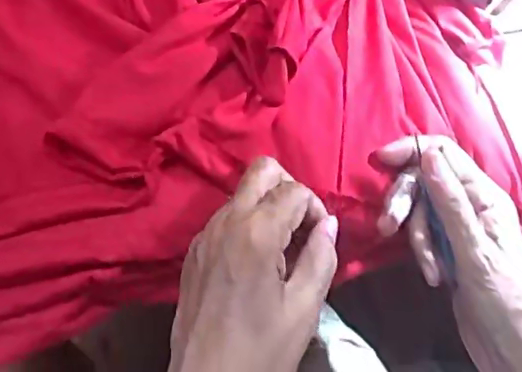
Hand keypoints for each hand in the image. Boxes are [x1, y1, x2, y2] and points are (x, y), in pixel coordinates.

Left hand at [170, 157, 338, 371]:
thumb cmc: (259, 352)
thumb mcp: (303, 310)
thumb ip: (321, 258)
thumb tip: (328, 224)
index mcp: (257, 231)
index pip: (295, 190)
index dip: (316, 208)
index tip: (320, 240)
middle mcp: (227, 220)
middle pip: (262, 169)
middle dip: (288, 187)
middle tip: (300, 225)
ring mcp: (205, 234)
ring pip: (242, 191)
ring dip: (266, 204)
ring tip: (280, 248)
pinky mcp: (193, 251)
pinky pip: (225, 216)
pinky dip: (246, 223)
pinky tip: (254, 261)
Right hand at [376, 137, 521, 371]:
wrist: (518, 358)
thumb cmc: (507, 303)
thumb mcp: (476, 253)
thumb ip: (450, 202)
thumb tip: (428, 153)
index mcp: (485, 194)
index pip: (444, 152)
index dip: (412, 150)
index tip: (381, 161)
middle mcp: (473, 202)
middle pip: (426, 179)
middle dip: (406, 201)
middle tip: (388, 225)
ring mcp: (461, 226)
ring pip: (422, 207)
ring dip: (415, 234)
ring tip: (427, 268)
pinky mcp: (450, 249)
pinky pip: (424, 233)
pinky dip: (422, 251)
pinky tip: (433, 276)